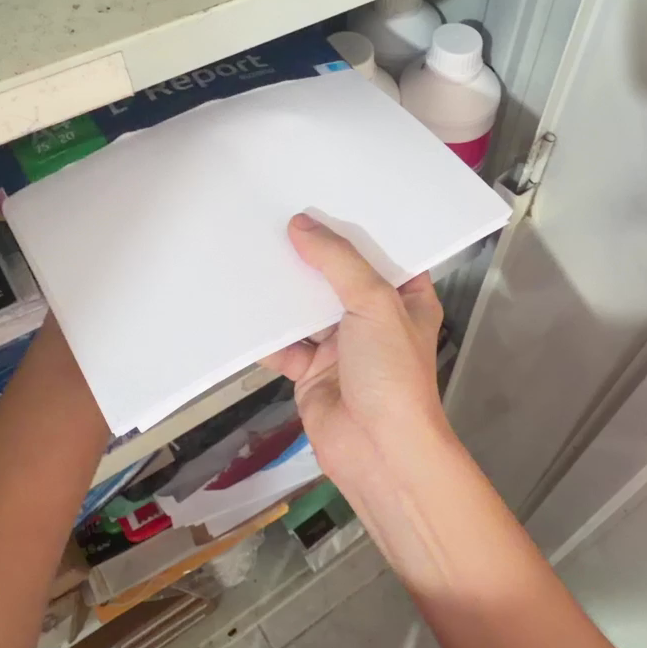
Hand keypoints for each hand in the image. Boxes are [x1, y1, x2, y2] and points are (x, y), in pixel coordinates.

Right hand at [261, 214, 446, 481]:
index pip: (383, 254)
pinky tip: (239, 303)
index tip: (327, 195)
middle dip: (312, 254)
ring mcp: (343, 347)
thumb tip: (301, 225)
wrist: (379, 452)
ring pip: (308, 310)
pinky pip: (285, 345)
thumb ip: (338, 262)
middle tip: (276, 214)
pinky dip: (265, 332)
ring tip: (252, 247)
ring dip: (285, 290)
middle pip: (339, 278)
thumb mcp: (374, 304)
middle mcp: (375, 319)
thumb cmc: (392, 373)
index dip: (357, 228)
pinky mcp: (312, 373)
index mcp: (406, 299)